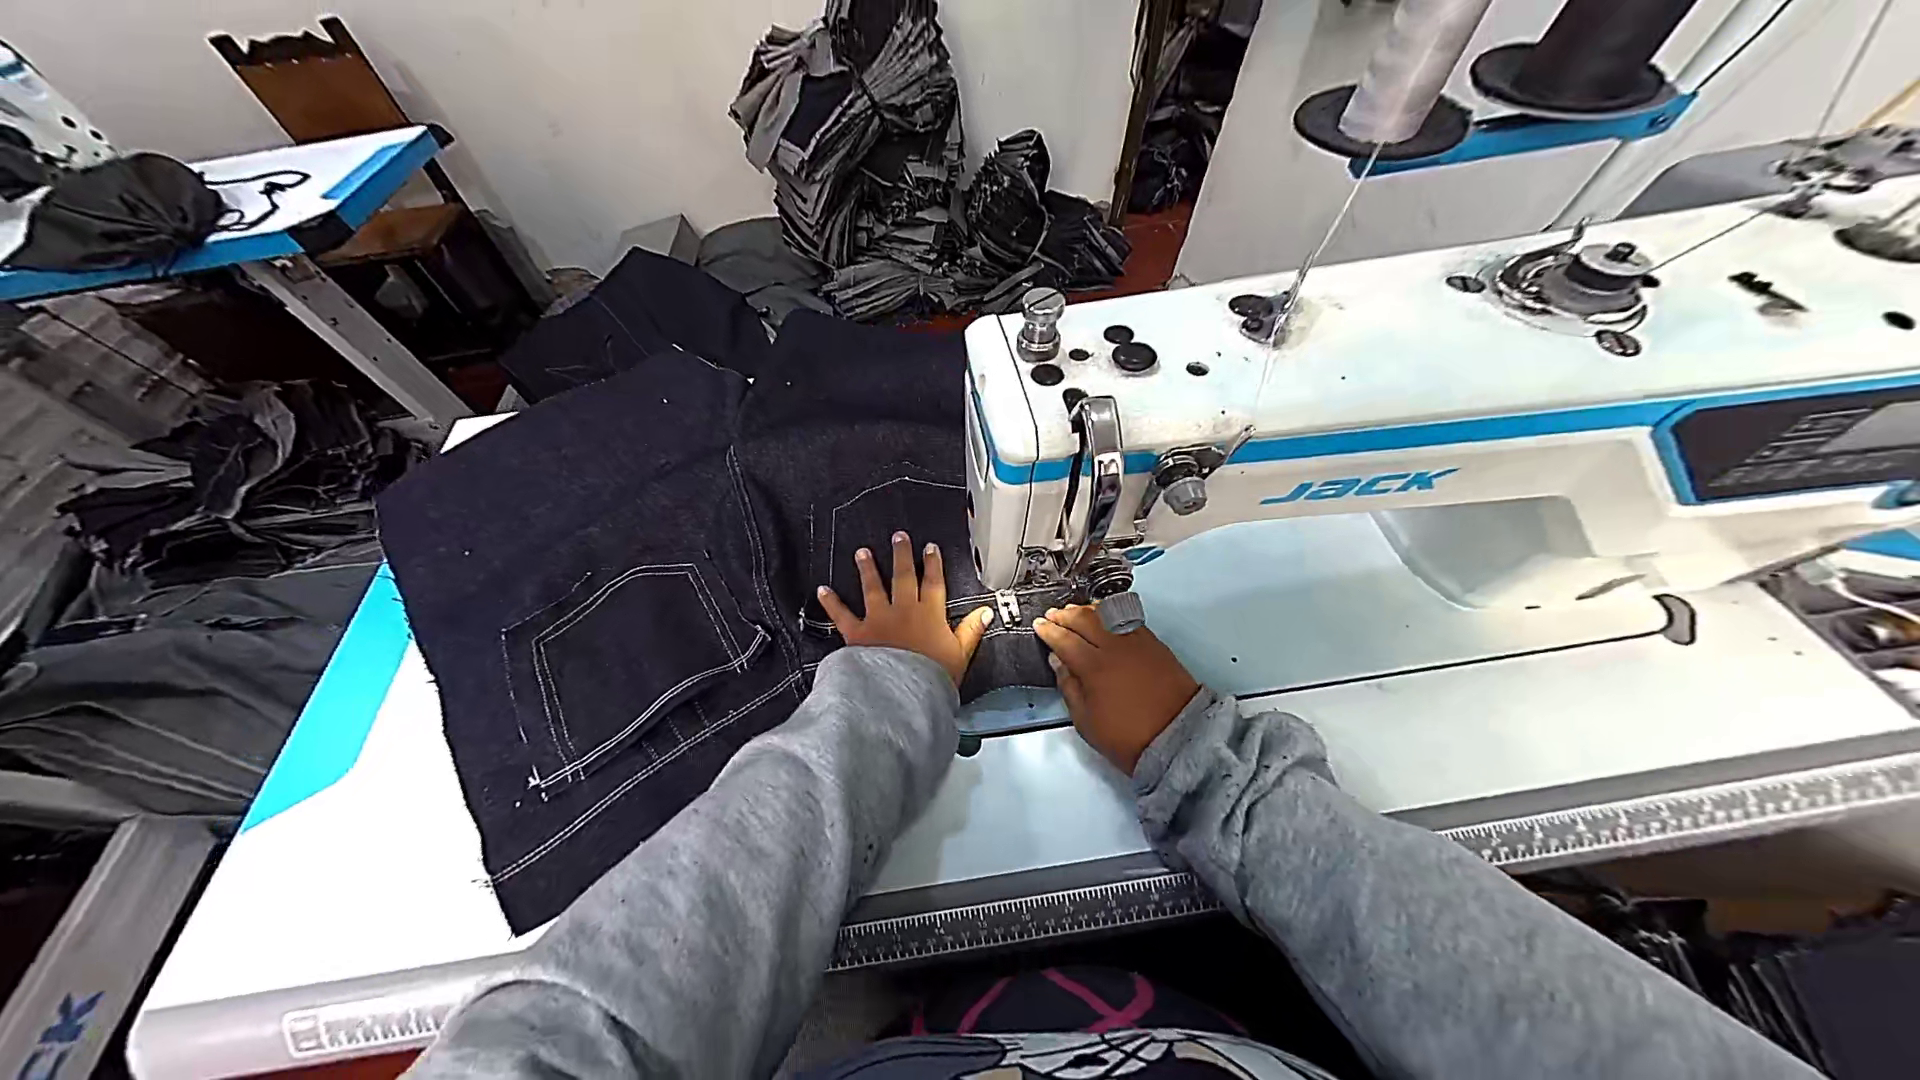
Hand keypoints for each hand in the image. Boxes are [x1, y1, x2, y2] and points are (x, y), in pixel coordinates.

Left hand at [818, 531, 994, 686]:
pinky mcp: (858, 634)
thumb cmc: (932, 678)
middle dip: (901, 555)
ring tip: (862, 552)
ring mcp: (879, 620)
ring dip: (867, 569)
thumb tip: (986, 613)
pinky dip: (832, 603)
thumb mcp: (960, 655)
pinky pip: (843, 615)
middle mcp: (903, 611)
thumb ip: (972, 631)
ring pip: (873, 588)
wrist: (902, 694)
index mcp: (929, 615)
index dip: (933, 563)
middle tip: (898, 537)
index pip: (933, 583)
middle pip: (903, 577)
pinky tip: (823, 590)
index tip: (930, 548)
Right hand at [1033, 605, 1199, 774]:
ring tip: (1076, 611)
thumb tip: (1059, 664)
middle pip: (1083, 619)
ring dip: (1086, 610)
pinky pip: (1127, 619)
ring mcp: (1136, 643)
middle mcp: (1114, 648)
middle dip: (1064, 615)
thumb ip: (1069, 687)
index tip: (1040, 627)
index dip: (1048, 630)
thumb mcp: (1086, 721)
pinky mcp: (1154, 644)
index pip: (1063, 639)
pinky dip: (1111, 613)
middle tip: (1053, 616)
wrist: (1178, 739)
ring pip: (1106, 614)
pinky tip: (1106, 616)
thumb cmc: (1134, 737)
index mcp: (1093, 666)